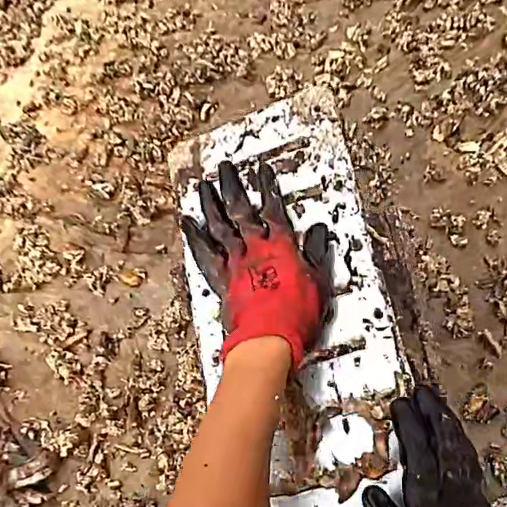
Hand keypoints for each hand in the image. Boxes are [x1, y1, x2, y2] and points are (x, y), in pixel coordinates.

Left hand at [180, 159, 333, 364]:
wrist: (268, 339)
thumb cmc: (295, 316)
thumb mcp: (318, 282)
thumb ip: (315, 254)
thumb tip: (318, 231)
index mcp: (280, 246)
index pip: (274, 208)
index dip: (268, 188)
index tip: (262, 172)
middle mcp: (254, 248)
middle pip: (239, 210)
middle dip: (232, 186)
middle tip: (224, 168)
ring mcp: (234, 263)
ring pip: (218, 226)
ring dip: (210, 204)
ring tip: (204, 186)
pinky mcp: (220, 280)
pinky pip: (204, 253)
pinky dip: (195, 236)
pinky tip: (188, 223)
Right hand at [362, 385, 506, 506]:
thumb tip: (371, 493)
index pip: (420, 459)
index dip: (411, 429)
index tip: (400, 406)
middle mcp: (454, 496)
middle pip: (445, 446)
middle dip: (433, 415)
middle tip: (421, 391)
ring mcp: (471, 498)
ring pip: (461, 450)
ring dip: (449, 423)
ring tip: (436, 402)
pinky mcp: (481, 503)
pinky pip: (470, 463)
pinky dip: (461, 442)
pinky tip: (454, 433)